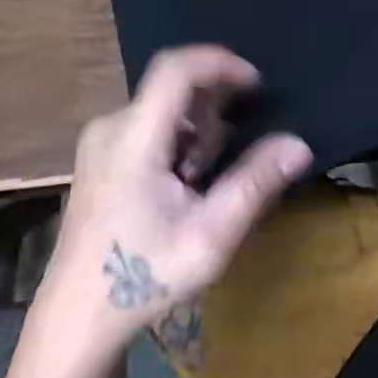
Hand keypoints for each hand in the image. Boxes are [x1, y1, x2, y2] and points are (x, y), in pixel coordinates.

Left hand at [39, 46, 314, 352]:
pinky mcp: (98, 154)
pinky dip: (175, 141)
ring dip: (195, 132)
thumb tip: (299, 145)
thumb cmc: (145, 276)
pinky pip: (147, 125)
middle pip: (173, 89)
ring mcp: (100, 140)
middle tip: (232, 156)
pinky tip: (181, 185)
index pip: (176, 68)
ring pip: (162, 108)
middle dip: (212, 112)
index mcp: (133, 137)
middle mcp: (111, 125)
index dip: (220, 63)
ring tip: (202, 183)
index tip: (256, 84)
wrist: (78, 314)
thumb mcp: (210, 236)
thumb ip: (255, 184)